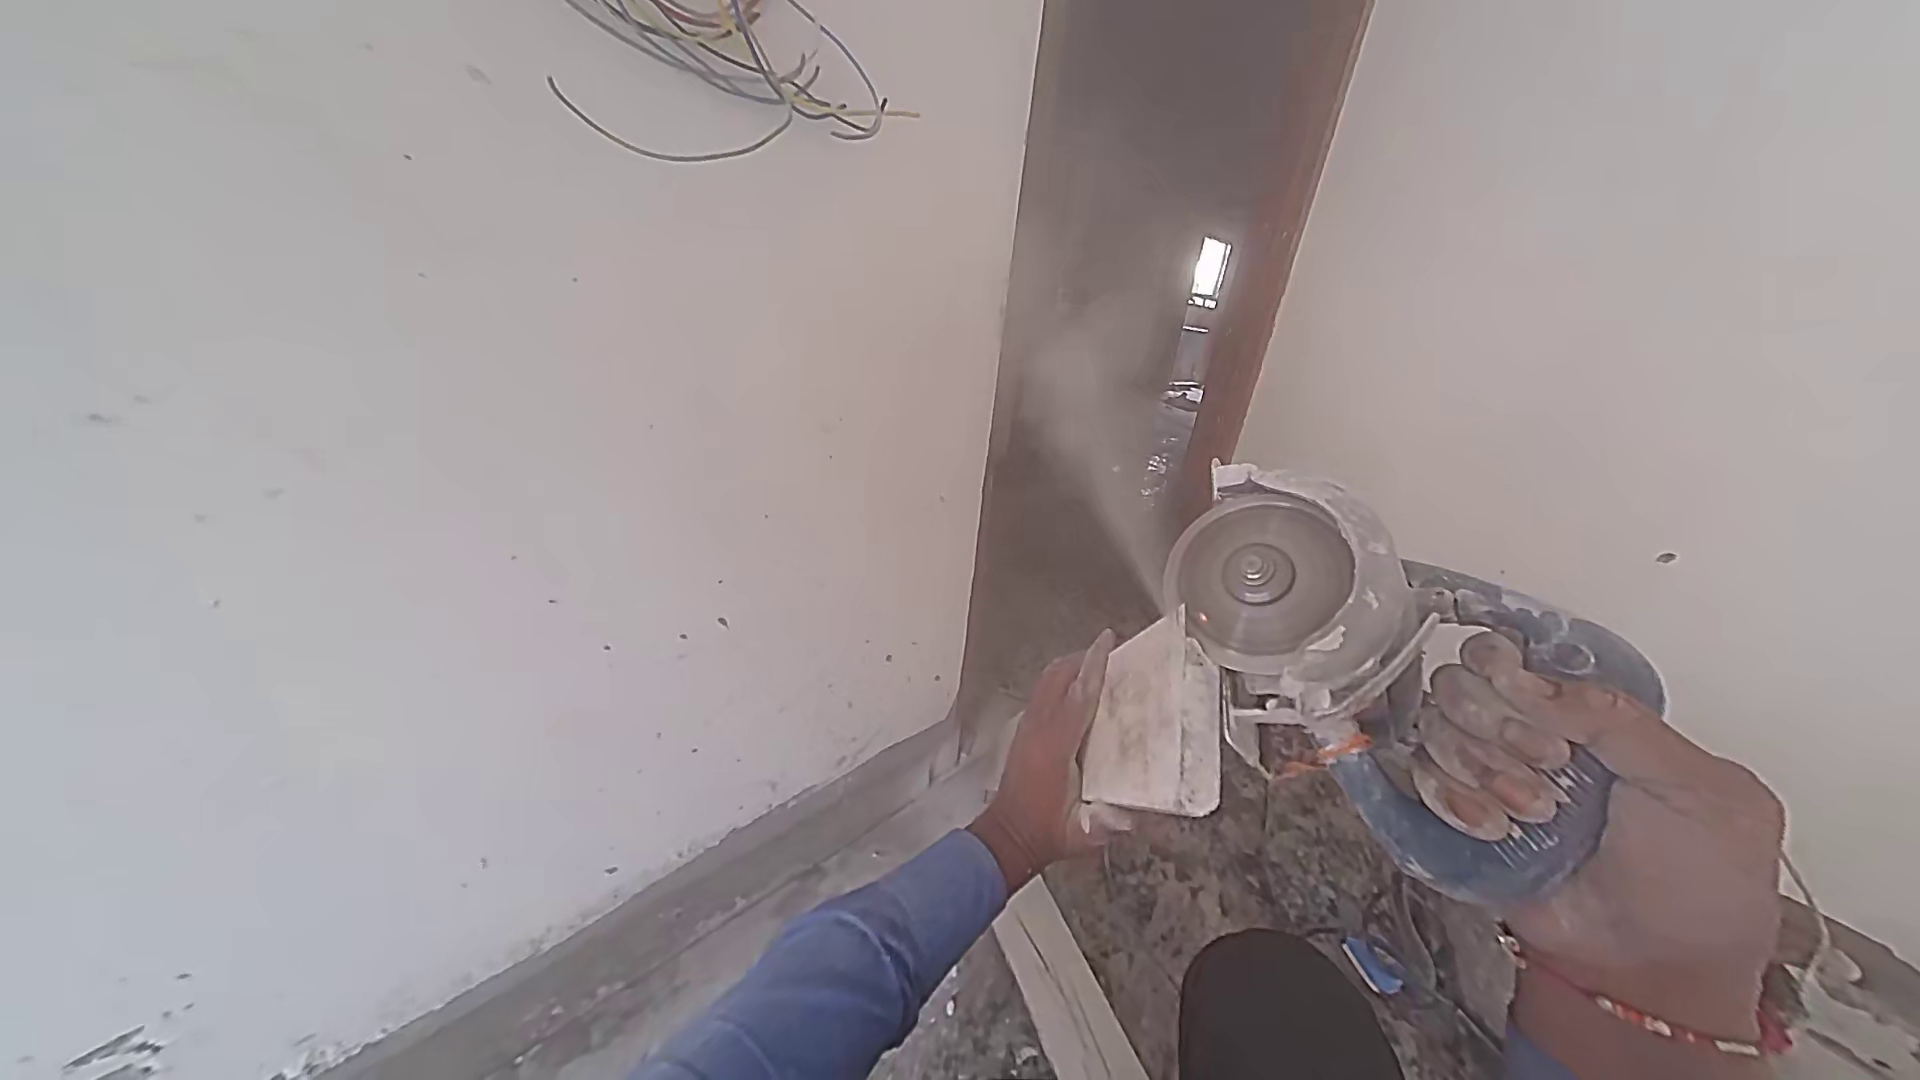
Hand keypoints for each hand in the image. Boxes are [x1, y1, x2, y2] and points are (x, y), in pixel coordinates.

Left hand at [968, 629, 1117, 890]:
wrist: (1008, 834)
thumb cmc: (1045, 831)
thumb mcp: (1081, 833)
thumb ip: (1107, 824)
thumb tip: (1138, 816)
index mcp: (1054, 747)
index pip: (1077, 697)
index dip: (1093, 667)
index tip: (1106, 642)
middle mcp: (1038, 728)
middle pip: (1057, 677)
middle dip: (1082, 658)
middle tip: (1109, 651)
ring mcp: (1028, 725)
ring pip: (1047, 681)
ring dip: (1070, 666)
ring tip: (1096, 664)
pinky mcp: (1024, 729)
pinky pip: (1042, 691)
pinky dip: (1060, 679)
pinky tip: (1077, 688)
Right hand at [1424, 632, 1783, 1073]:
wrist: (1645, 962)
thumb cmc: (1694, 877)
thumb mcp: (1699, 791)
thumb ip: (1619, 720)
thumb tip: (1520, 679)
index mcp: (1572, 710)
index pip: (1499, 653)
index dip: (1495, 667)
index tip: (1522, 701)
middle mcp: (1513, 727)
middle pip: (1453, 684)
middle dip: (1494, 728)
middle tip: (1548, 769)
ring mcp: (1475, 765)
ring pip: (1432, 729)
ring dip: (1480, 772)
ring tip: (1532, 815)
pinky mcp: (1448, 803)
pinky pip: (1417, 776)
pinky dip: (1455, 803)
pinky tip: (1495, 831)